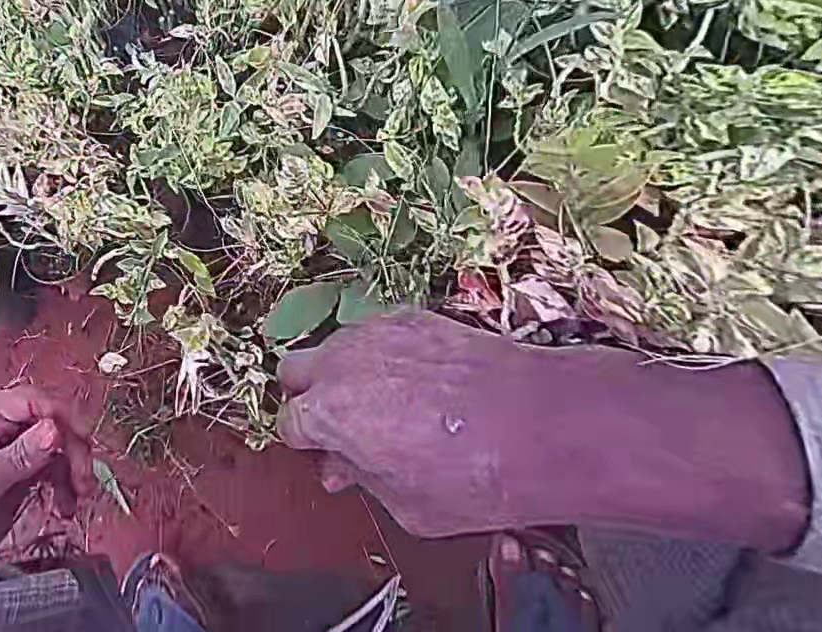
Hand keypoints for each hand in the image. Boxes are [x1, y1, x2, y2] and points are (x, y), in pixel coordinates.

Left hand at [0, 387, 94, 555]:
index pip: (36, 400)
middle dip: (74, 444)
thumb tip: (55, 430)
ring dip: (77, 464)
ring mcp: (24, 436)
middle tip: (83, 476)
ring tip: (79, 493)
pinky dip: (71, 480)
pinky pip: (64, 460)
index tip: (80, 440)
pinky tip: (67, 504)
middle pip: (57, 415)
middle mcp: (10, 416)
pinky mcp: (35, 457)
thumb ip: (19, 457)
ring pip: (66, 437)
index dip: (61, 415)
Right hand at [277, 311, 808, 550]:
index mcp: (329, 413)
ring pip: (334, 347)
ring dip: (343, 373)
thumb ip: (360, 477)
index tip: (326, 453)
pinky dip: (381, 354)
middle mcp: (340, 362)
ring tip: (384, 402)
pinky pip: (375, 334)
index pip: (289, 422)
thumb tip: (338, 466)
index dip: (306, 442)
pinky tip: (416, 380)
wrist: (532, 419)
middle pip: (294, 369)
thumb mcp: (406, 505)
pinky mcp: (406, 316)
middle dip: (307, 395)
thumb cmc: (470, 477)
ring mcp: (372, 332)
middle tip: (338, 422)